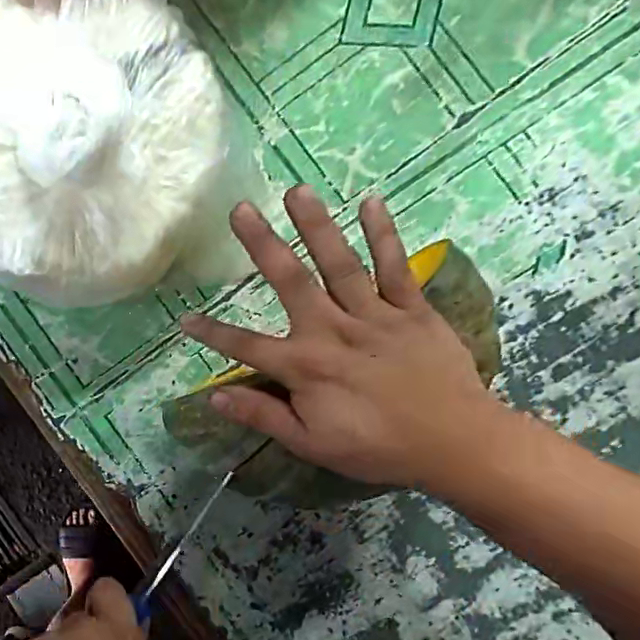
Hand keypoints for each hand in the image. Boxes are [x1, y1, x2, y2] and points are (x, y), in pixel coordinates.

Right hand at [179, 185, 500, 494]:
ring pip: (340, 264)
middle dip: (263, 244)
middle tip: (240, 208)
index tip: (184, 318)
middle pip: (291, 282)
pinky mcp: (412, 310)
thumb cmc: (377, 448)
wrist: (456, 443)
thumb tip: (214, 397)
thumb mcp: (311, 443)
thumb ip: (263, 415)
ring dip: (316, 226)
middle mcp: (333, 331)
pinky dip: (384, 234)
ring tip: (296, 191)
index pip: (245, 347)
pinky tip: (370, 202)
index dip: (212, 334)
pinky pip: (396, 267)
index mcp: (305, 367)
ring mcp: (375, 316)